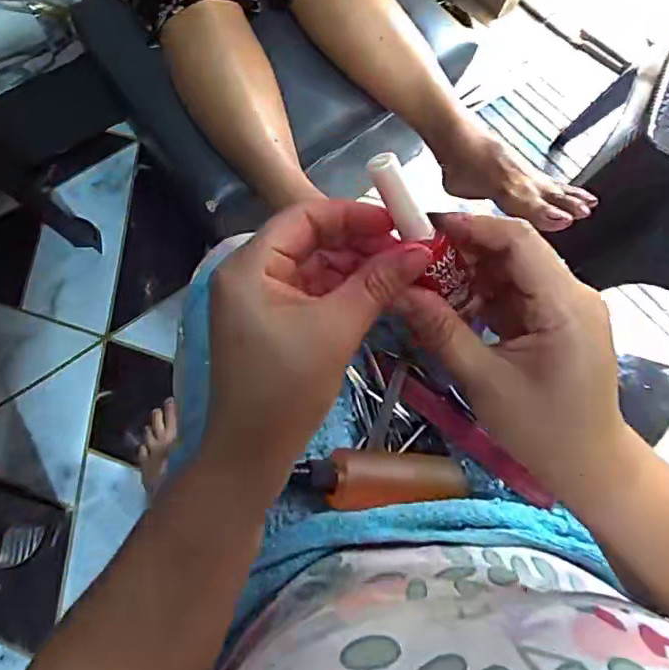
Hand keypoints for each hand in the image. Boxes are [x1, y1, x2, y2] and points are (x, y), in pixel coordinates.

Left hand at [206, 200, 430, 478]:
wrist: (249, 455)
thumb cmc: (284, 389)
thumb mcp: (334, 330)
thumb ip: (376, 284)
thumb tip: (419, 251)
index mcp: (250, 265)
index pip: (303, 216)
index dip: (351, 214)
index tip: (395, 223)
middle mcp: (249, 272)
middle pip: (310, 238)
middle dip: (358, 241)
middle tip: (406, 250)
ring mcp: (260, 297)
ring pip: (314, 264)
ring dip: (355, 266)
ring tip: (400, 271)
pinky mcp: (272, 319)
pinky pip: (312, 290)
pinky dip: (343, 289)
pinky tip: (377, 292)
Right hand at [393, 213, 639, 509]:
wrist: (591, 468)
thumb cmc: (544, 431)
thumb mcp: (485, 381)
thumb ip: (442, 330)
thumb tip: (400, 291)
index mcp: (565, 305)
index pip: (519, 240)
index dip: (472, 226)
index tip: (427, 228)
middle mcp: (572, 294)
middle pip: (514, 250)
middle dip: (464, 250)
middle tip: (418, 258)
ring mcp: (567, 305)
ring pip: (511, 269)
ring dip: (470, 273)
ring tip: (429, 284)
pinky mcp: (557, 319)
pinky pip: (515, 292)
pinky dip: (483, 295)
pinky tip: (453, 307)